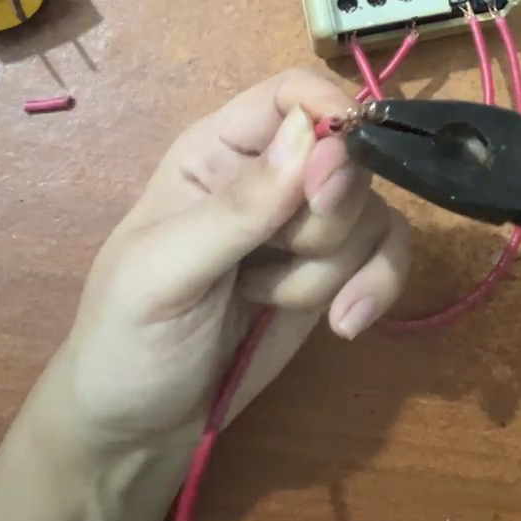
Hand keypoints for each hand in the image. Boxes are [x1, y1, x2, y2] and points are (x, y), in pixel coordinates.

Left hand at [0, 68, 410, 520]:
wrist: (143, 428)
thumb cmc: (129, 337)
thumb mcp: (164, 270)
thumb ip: (238, 206)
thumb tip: (313, 135)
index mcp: (219, 149)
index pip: (293, 92)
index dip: (328, 112)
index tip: (331, 174)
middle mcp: (273, 173)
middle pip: (345, 154)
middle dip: (324, 216)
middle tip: (279, 255)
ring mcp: (308, 223)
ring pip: (370, 210)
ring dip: (328, 268)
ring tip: (267, 300)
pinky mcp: (336, 269)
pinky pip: (390, 250)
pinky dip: (378, 285)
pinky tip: (343, 325)